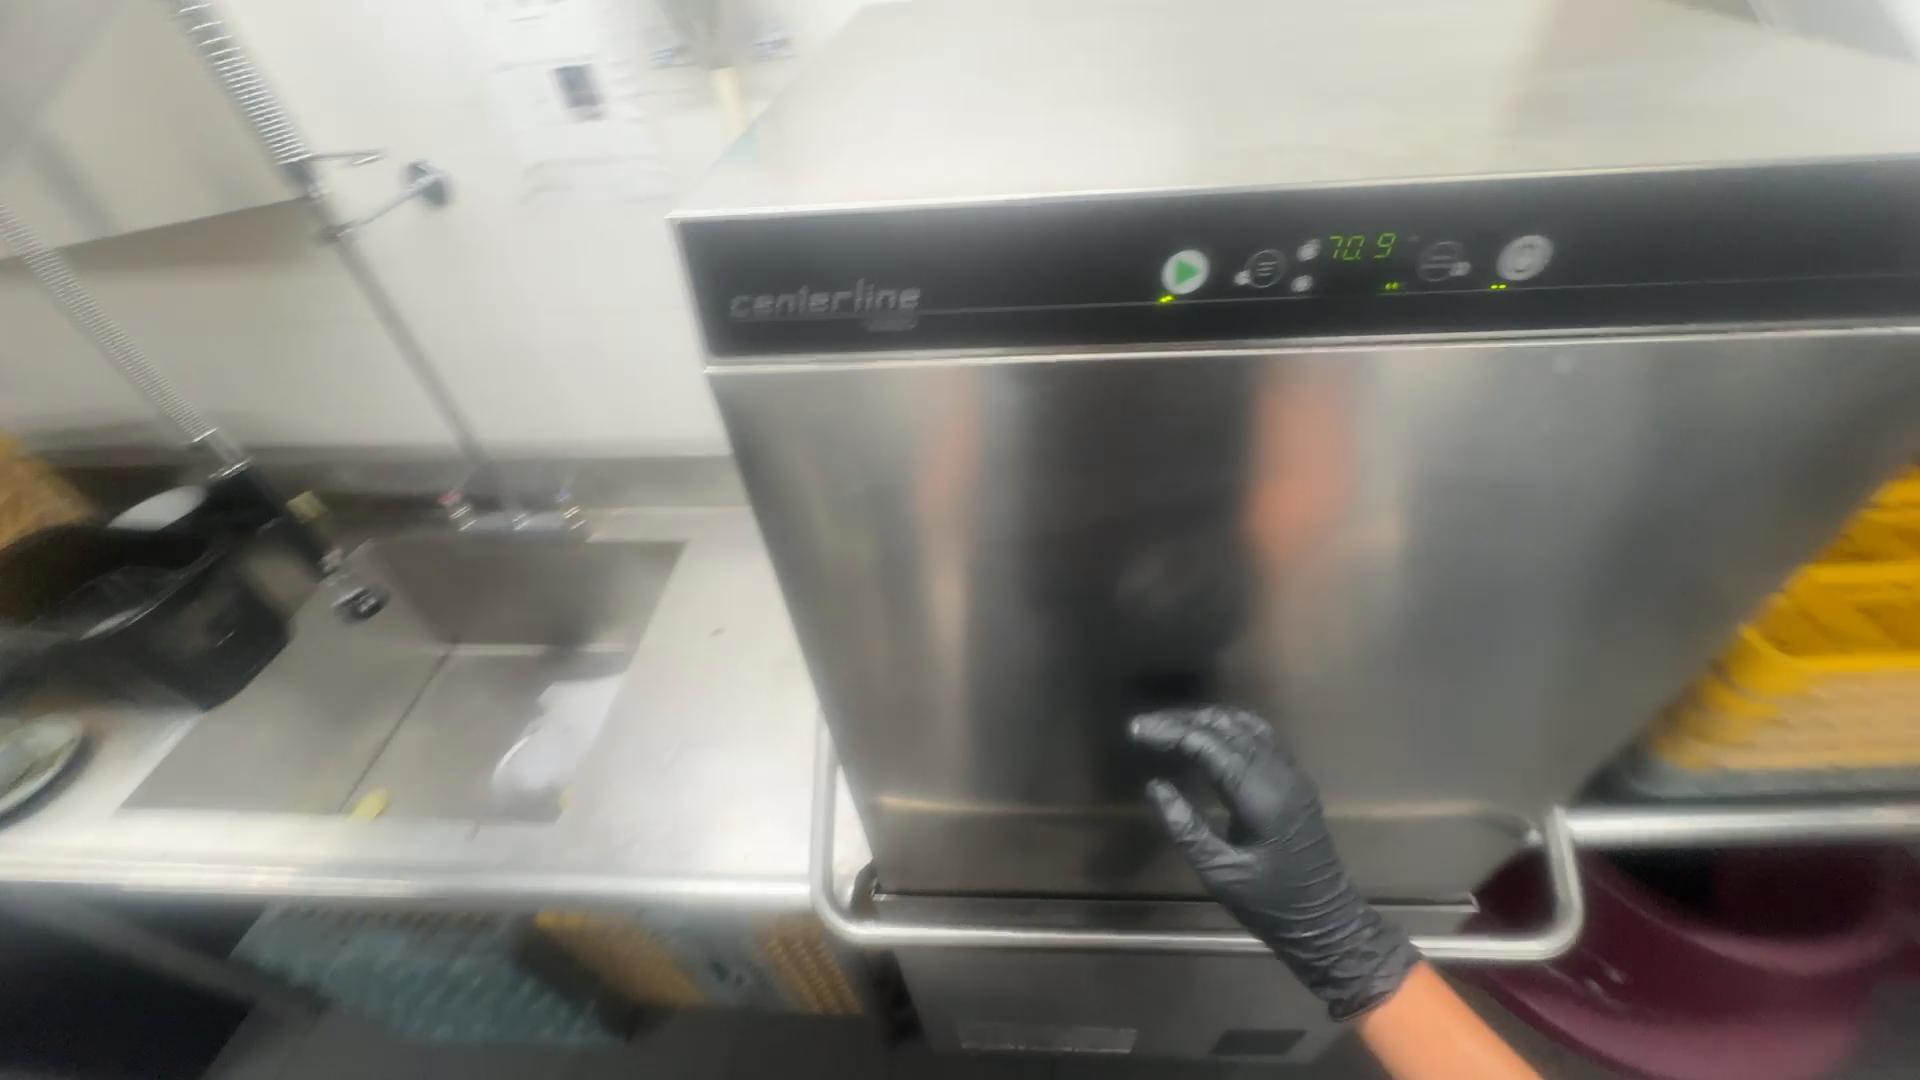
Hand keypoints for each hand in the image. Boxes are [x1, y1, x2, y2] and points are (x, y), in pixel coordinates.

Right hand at [1129, 706, 1419, 1019]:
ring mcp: (1291, 773)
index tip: (1136, 731)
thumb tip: (1155, 785)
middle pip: (1225, 727)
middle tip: (1142, 727)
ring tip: (1166, 727)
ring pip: (1243, 725)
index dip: (1170, 732)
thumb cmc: (1271, 906)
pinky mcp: (1294, 779)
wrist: (1329, 924)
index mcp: (1261, 798)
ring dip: (1202, 720)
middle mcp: (1279, 775)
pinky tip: (1205, 733)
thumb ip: (1185, 826)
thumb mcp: (1218, 873)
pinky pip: (1258, 735)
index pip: (1209, 745)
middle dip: (1180, 721)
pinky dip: (1226, 726)